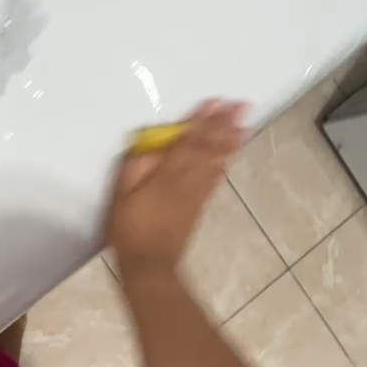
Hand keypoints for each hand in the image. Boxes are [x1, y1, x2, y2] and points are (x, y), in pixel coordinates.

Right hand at [105, 99, 250, 275]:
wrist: (150, 264)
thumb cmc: (130, 230)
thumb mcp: (120, 197)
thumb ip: (135, 169)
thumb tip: (152, 149)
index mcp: (167, 176)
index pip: (187, 142)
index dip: (202, 121)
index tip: (216, 101)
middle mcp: (188, 180)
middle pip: (208, 148)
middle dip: (224, 125)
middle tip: (242, 104)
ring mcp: (196, 193)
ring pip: (217, 161)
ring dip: (231, 140)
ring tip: (245, 122)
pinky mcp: (199, 205)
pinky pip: (216, 177)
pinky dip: (226, 161)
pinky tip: (233, 152)